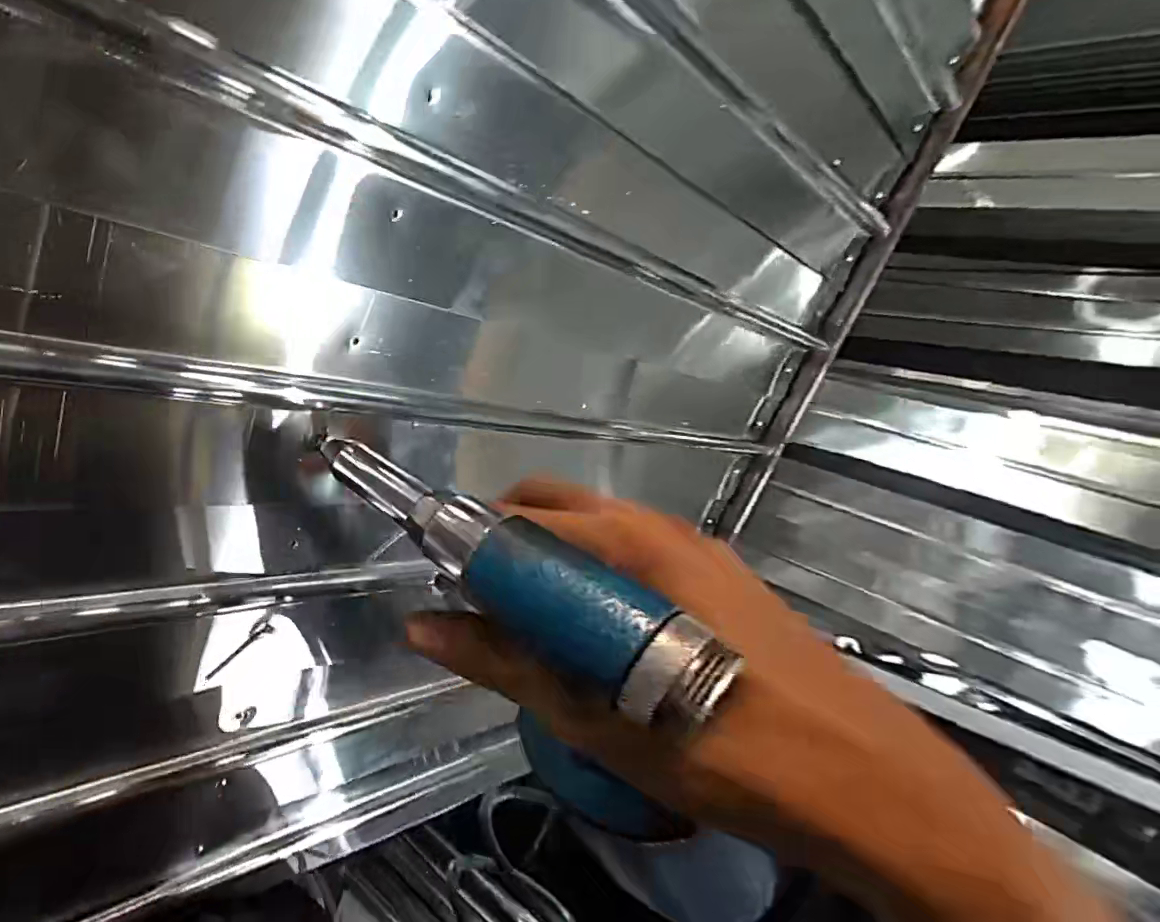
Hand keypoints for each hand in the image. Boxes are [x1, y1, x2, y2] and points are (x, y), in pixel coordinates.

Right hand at [405, 480, 1112, 921]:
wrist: (892, 804)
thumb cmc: (731, 752)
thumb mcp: (596, 717)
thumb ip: (501, 663)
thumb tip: (417, 628)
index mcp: (630, 543)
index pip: (519, 514)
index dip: (471, 541)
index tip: (447, 581)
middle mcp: (661, 529)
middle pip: (552, 505)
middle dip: (504, 542)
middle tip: (483, 599)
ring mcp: (699, 552)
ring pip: (592, 529)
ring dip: (548, 560)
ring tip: (534, 621)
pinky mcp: (723, 581)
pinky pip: (631, 554)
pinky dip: (590, 574)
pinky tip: (597, 633)